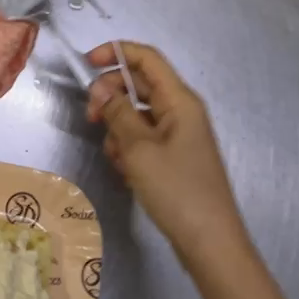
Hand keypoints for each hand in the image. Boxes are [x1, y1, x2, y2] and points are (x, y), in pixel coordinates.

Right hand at [85, 41, 243, 245]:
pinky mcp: (175, 158)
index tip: (87, 63)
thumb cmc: (176, 190)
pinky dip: (129, 148)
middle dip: (112, 96)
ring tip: (114, 156)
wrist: (211, 246)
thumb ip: (117, 112)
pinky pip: (145, 138)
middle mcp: (181, 111)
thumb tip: (100, 88)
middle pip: (139, 85)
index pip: (146, 57)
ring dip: (119, 128)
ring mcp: (179, 135)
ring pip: (138, 114)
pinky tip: (124, 171)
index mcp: (179, 100)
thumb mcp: (139, 149)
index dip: (116, 52)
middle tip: (90, 117)